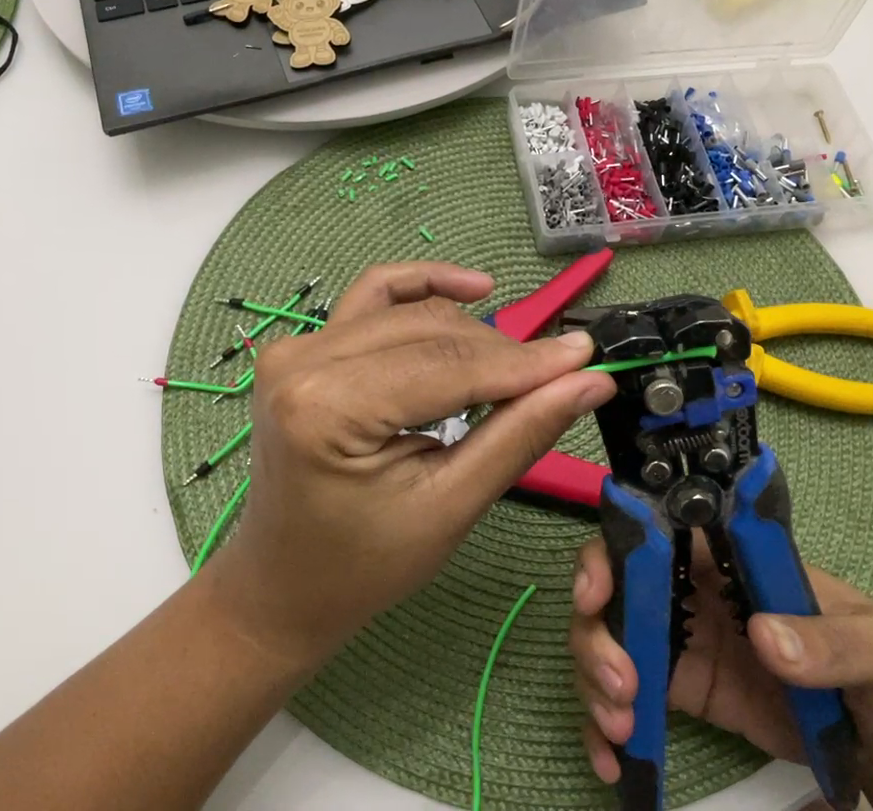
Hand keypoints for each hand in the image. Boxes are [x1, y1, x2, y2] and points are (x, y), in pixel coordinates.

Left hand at [208, 262, 615, 664]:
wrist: (283, 584)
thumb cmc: (361, 565)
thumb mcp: (448, 508)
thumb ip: (518, 436)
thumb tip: (588, 381)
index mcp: (327, 407)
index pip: (446, 364)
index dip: (523, 361)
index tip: (587, 357)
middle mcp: (303, 361)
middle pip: (428, 330)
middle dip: (502, 352)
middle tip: (562, 373)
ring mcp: (296, 349)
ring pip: (408, 312)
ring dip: (470, 329)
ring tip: (519, 362)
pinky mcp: (303, 349)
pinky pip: (372, 299)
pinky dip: (423, 288)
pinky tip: (473, 290)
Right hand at [568, 533, 872, 778]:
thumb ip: (831, 642)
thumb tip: (763, 634)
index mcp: (732, 560)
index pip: (655, 534)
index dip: (611, 554)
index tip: (595, 595)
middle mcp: (695, 590)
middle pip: (615, 588)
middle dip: (598, 633)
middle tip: (621, 686)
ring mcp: (682, 639)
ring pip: (608, 639)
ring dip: (595, 680)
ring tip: (621, 729)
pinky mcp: (680, 689)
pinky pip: (624, 696)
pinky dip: (606, 726)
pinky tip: (614, 758)